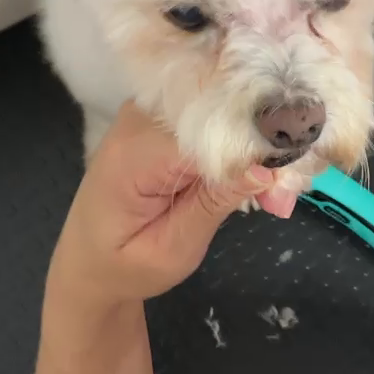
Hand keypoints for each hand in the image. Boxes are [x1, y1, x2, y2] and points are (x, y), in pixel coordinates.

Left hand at [50, 103, 271, 312]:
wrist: (88, 262)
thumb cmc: (124, 265)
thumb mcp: (171, 250)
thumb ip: (213, 205)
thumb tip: (264, 169)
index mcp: (133, 153)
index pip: (207, 129)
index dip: (251, 147)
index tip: (285, 182)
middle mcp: (139, 118)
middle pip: (216, 109)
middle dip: (259, 145)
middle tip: (284, 195)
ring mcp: (151, 111)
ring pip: (220, 108)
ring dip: (253, 144)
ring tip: (274, 191)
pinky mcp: (164, 115)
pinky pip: (212, 116)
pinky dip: (239, 142)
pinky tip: (253, 176)